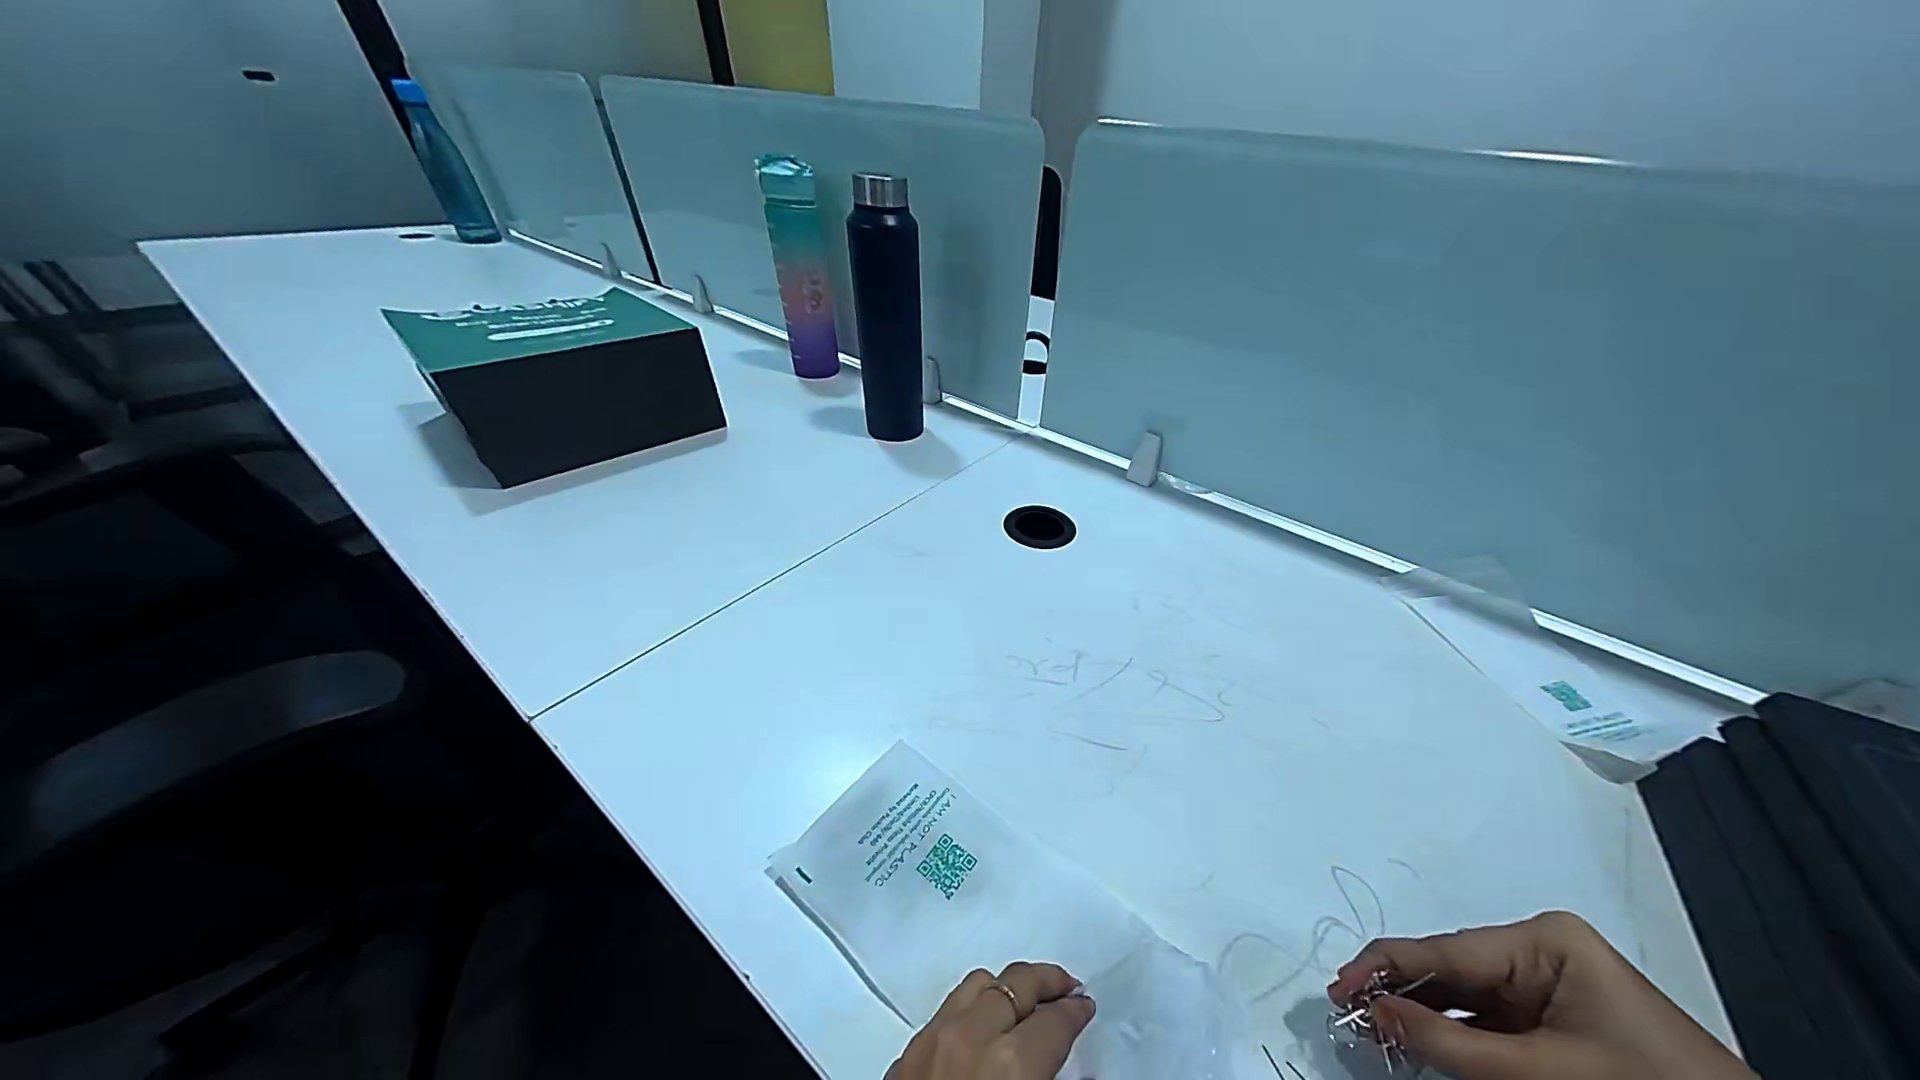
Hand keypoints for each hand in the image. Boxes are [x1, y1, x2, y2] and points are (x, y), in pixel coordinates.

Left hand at [885, 962, 1095, 1079]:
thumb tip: (1074, 1071)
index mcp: (1011, 1066)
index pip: (1054, 1022)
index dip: (1075, 1011)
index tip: (1086, 1006)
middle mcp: (972, 1038)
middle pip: (1018, 983)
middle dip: (1049, 981)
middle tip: (1068, 987)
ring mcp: (935, 1038)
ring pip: (980, 983)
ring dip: (1009, 986)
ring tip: (1027, 1000)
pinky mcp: (908, 1050)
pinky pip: (950, 1005)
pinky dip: (975, 1003)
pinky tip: (985, 1021)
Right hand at [1328, 911, 1754, 1079]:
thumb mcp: (1543, 1073)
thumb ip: (1452, 1044)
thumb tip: (1372, 1012)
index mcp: (1543, 941)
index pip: (1445, 951)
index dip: (1384, 968)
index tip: (1337, 989)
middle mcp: (1540, 951)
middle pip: (1451, 971)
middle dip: (1400, 995)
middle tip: (1351, 1017)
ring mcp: (1549, 984)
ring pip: (1466, 998)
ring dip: (1423, 1017)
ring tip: (1375, 1030)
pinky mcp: (1556, 1018)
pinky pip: (1490, 1020)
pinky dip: (1456, 1035)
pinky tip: (1420, 1041)